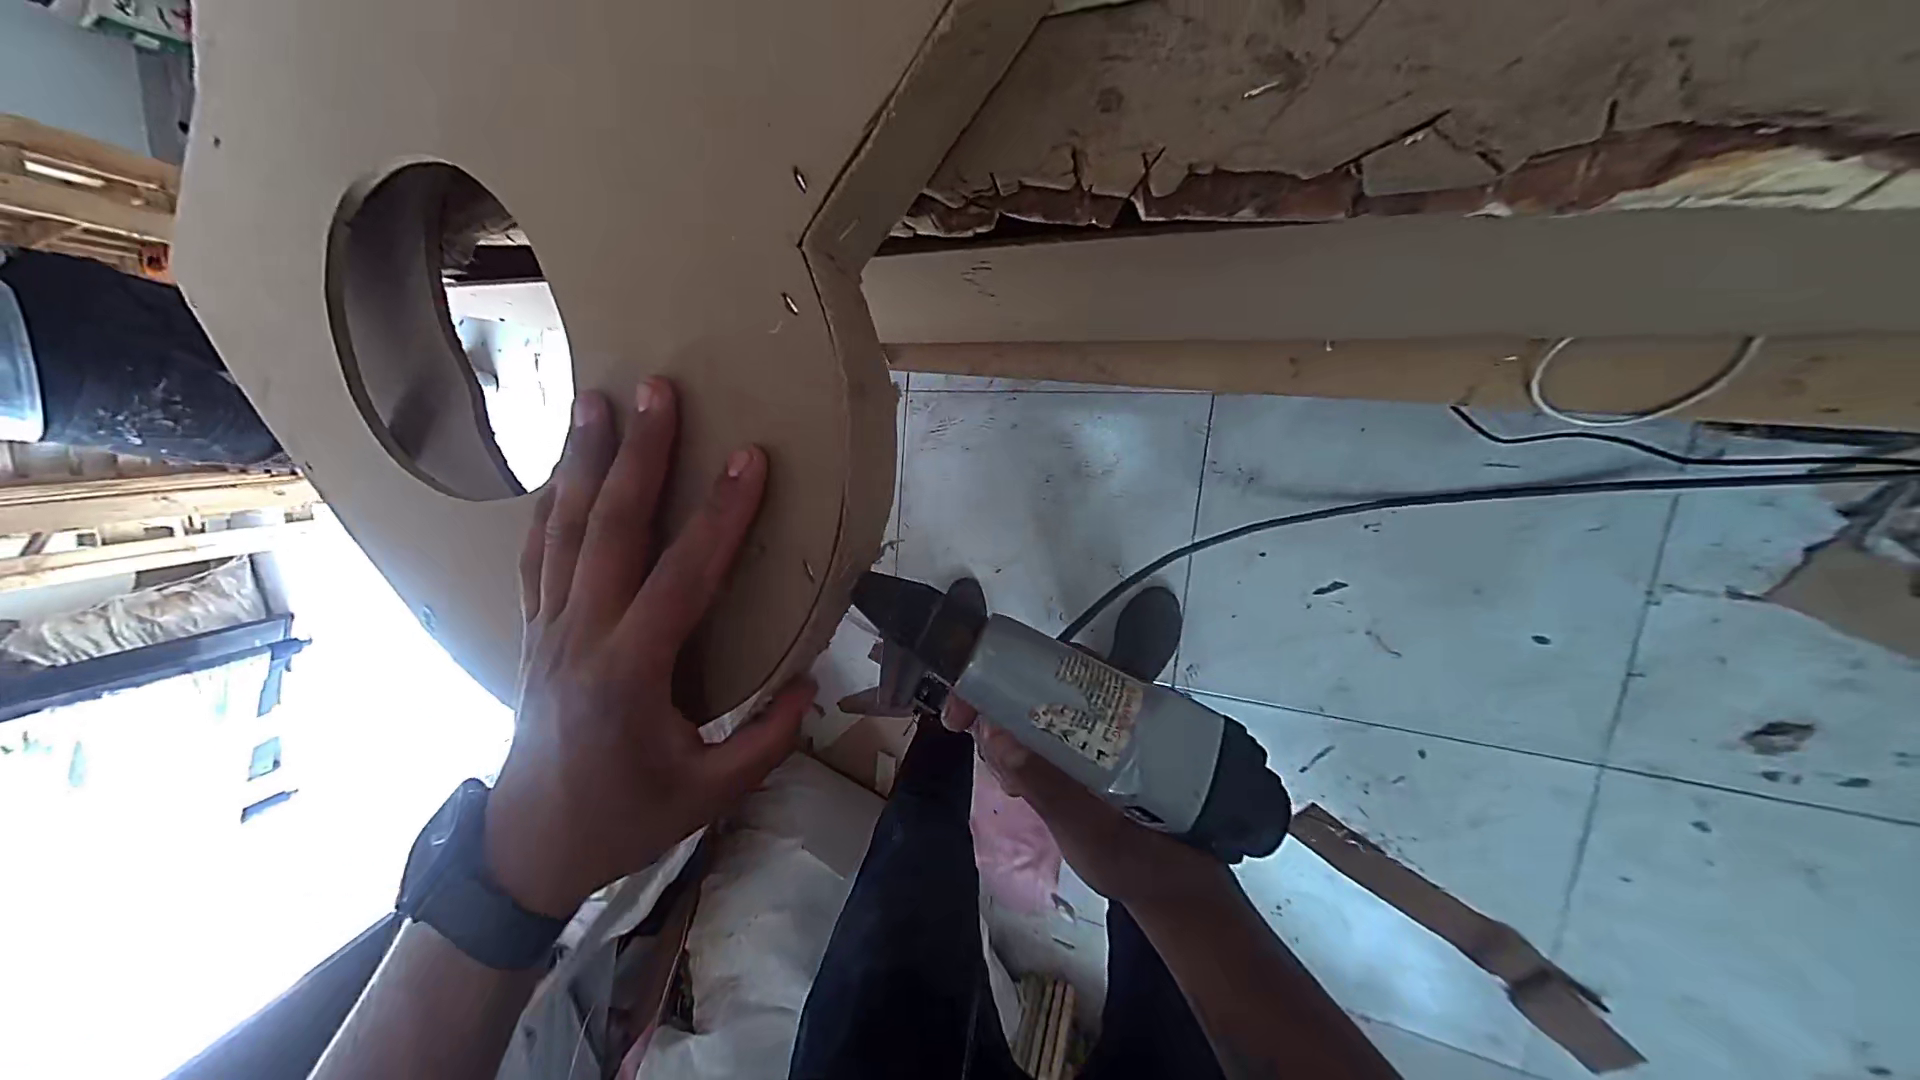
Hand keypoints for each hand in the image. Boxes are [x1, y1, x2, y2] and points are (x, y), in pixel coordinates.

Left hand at [483, 378, 816, 917]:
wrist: (525, 852)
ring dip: (581, 460)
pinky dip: (546, 505)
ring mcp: (548, 629)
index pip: (684, 577)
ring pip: (563, 529)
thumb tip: (809, 683)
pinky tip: (556, 471)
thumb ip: (768, 739)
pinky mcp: (534, 632)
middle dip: (638, 455)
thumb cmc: (624, 820)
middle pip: (609, 529)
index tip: (749, 460)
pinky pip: (537, 555)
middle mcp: (582, 635)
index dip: (722, 516)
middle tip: (654, 390)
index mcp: (630, 673)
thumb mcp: (712, 795)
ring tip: (592, 400)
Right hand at [943, 698, 1226, 907]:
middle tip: (987, 753)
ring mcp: (1092, 730)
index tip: (967, 707)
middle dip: (996, 709)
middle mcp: (1106, 708)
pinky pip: (1037, 734)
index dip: (1004, 673)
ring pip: (1031, 708)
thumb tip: (996, 736)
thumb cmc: (1140, 860)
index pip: (1056, 665)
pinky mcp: (1081, 751)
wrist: (1169, 890)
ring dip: (1004, 734)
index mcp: (1119, 709)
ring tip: (1010, 783)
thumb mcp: (1092, 829)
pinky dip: (1016, 751)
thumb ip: (1048, 786)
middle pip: (1034, 682)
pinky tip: (1017, 785)